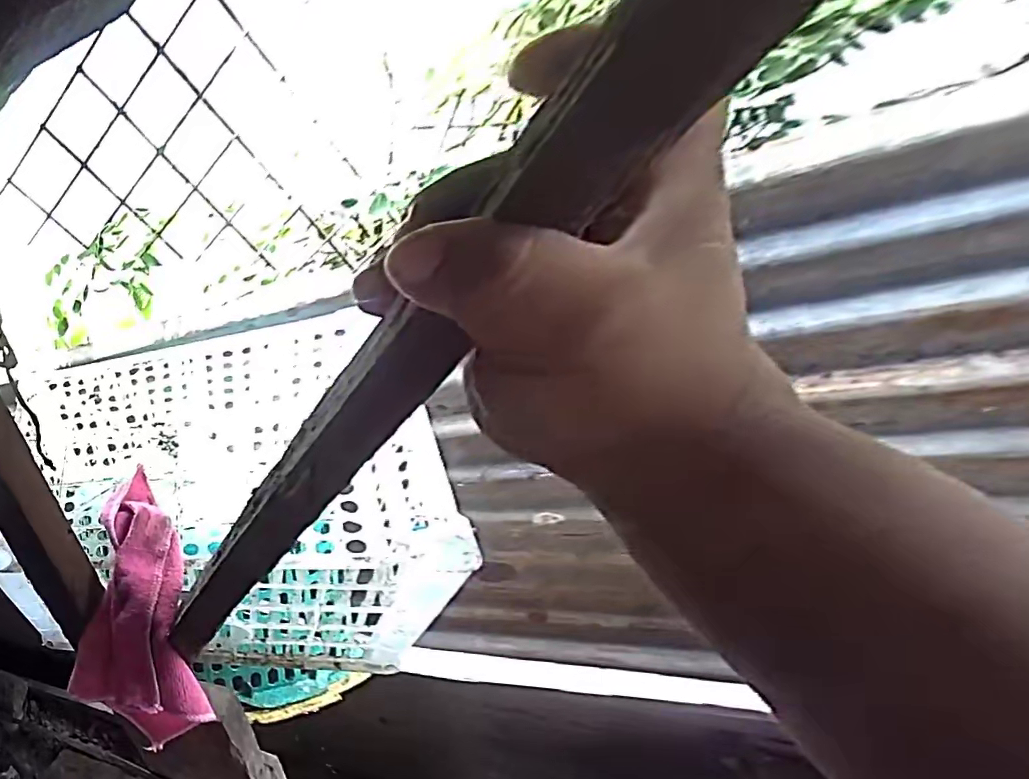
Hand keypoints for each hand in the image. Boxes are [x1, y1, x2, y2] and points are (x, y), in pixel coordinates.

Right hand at [351, 24, 798, 490]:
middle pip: (506, 169)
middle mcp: (591, 204)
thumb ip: (504, 274)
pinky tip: (380, 304)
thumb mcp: (583, 316)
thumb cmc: (640, 381)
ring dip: (415, 254)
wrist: (637, 457)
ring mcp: (539, 258)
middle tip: (411, 252)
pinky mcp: (501, 304)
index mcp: (651, 173)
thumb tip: (407, 256)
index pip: (620, 86)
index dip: (572, 70)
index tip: (514, 80)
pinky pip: (444, 280)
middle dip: (448, 205)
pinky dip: (408, 290)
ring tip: (377, 289)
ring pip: (463, 229)